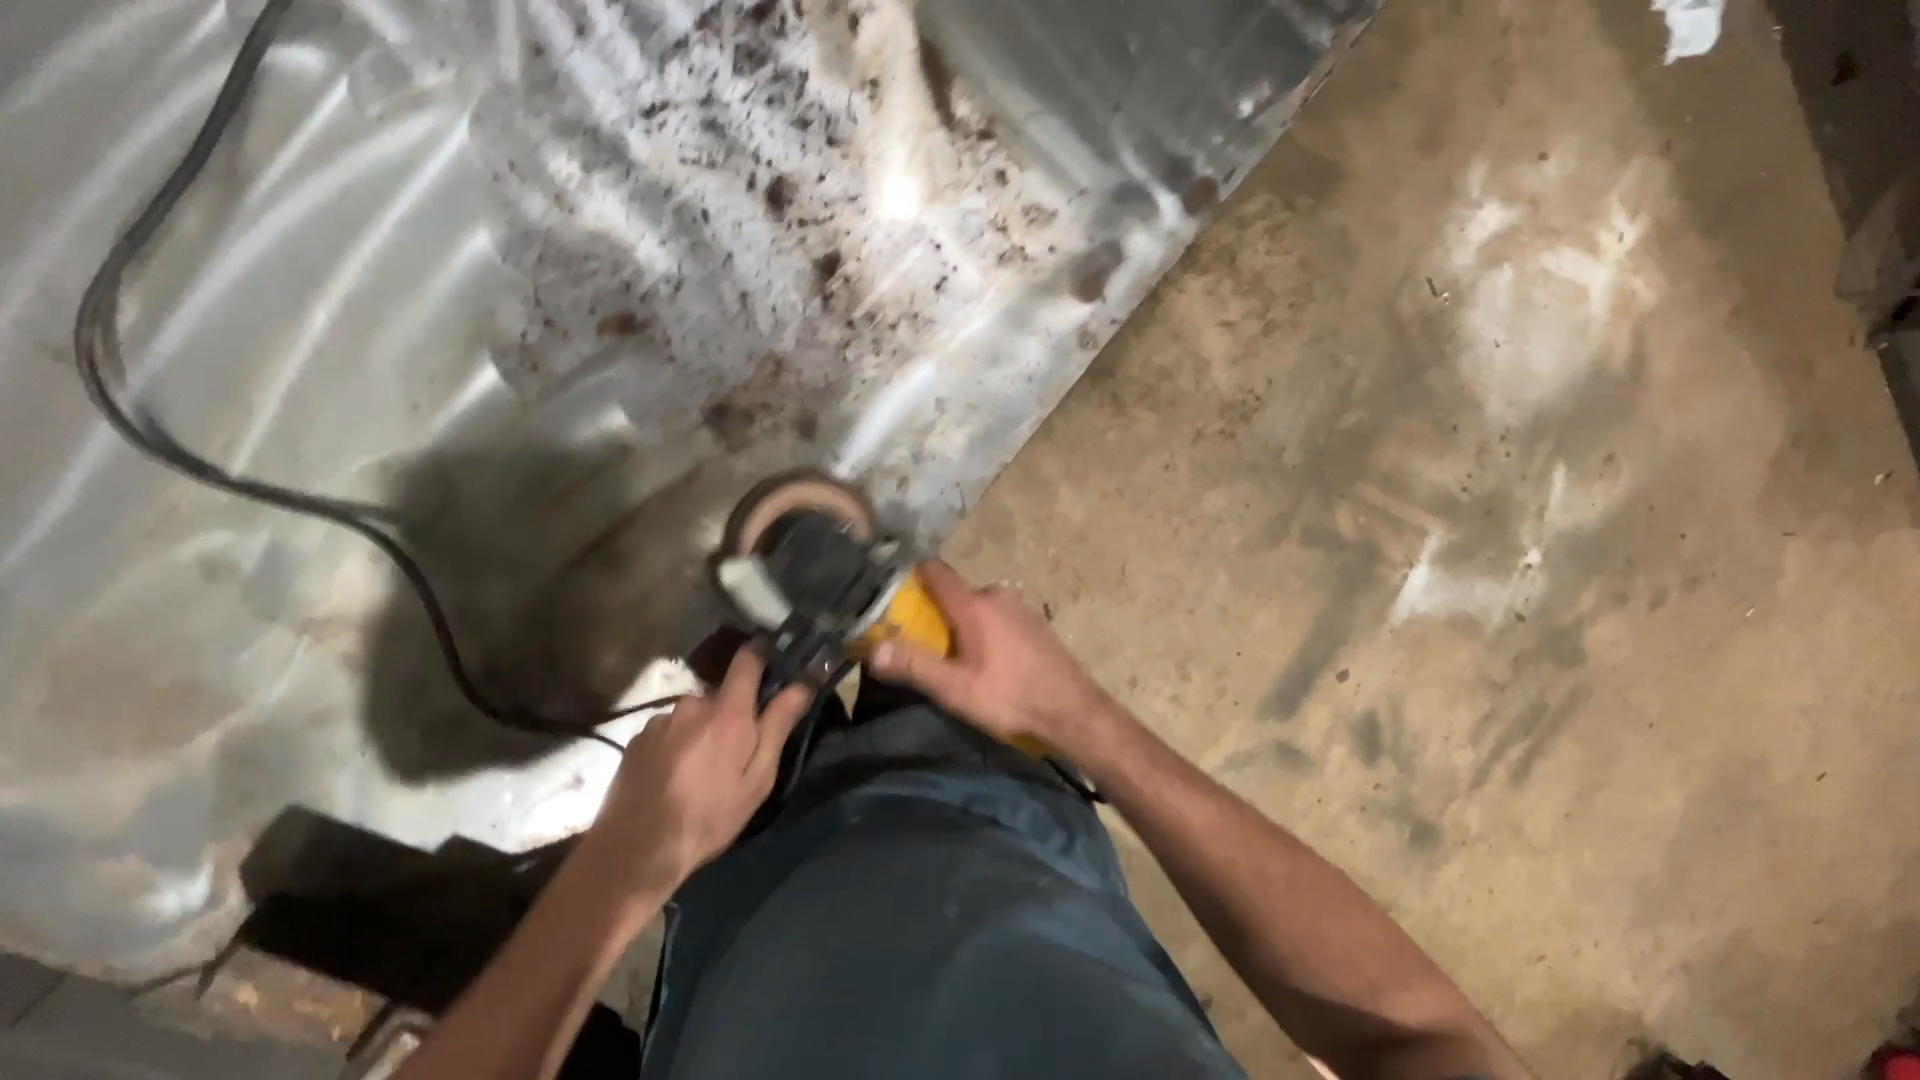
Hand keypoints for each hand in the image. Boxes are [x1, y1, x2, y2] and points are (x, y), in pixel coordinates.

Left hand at [581, 646, 810, 896]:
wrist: (636, 850)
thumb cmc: (709, 817)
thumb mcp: (757, 780)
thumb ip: (777, 727)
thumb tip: (800, 685)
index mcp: (727, 712)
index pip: (748, 660)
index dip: (763, 656)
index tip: (775, 664)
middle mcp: (691, 705)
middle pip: (721, 696)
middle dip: (732, 716)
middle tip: (737, 754)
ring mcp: (660, 721)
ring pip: (693, 716)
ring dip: (702, 733)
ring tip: (702, 773)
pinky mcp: (637, 739)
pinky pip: (668, 732)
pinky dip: (677, 746)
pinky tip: (674, 779)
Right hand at [868, 560, 1114, 751]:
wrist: (1073, 711)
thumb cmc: (1011, 698)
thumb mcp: (955, 688)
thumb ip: (914, 665)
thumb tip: (872, 648)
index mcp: (974, 604)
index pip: (933, 571)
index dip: (909, 578)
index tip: (889, 595)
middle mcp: (997, 595)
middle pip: (953, 593)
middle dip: (933, 614)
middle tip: (920, 646)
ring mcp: (1019, 607)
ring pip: (975, 608)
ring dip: (960, 627)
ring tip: (953, 660)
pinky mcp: (1033, 623)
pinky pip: (996, 618)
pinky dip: (982, 632)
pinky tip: (986, 662)